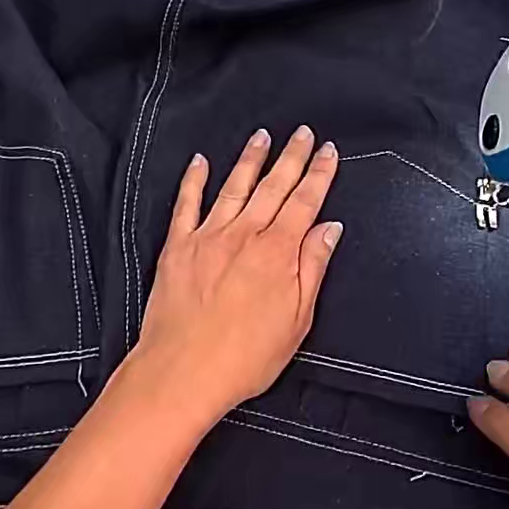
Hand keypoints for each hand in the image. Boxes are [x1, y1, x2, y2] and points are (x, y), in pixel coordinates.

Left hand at [127, 126, 341, 423]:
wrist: (182, 374)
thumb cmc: (244, 356)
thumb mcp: (297, 319)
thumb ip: (313, 267)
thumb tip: (329, 229)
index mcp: (277, 252)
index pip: (305, 201)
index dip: (320, 173)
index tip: (328, 151)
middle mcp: (244, 235)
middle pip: (274, 186)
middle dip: (292, 156)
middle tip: (303, 133)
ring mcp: (208, 238)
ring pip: (235, 186)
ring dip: (251, 159)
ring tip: (263, 136)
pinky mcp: (178, 248)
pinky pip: (187, 205)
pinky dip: (194, 180)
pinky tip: (201, 162)